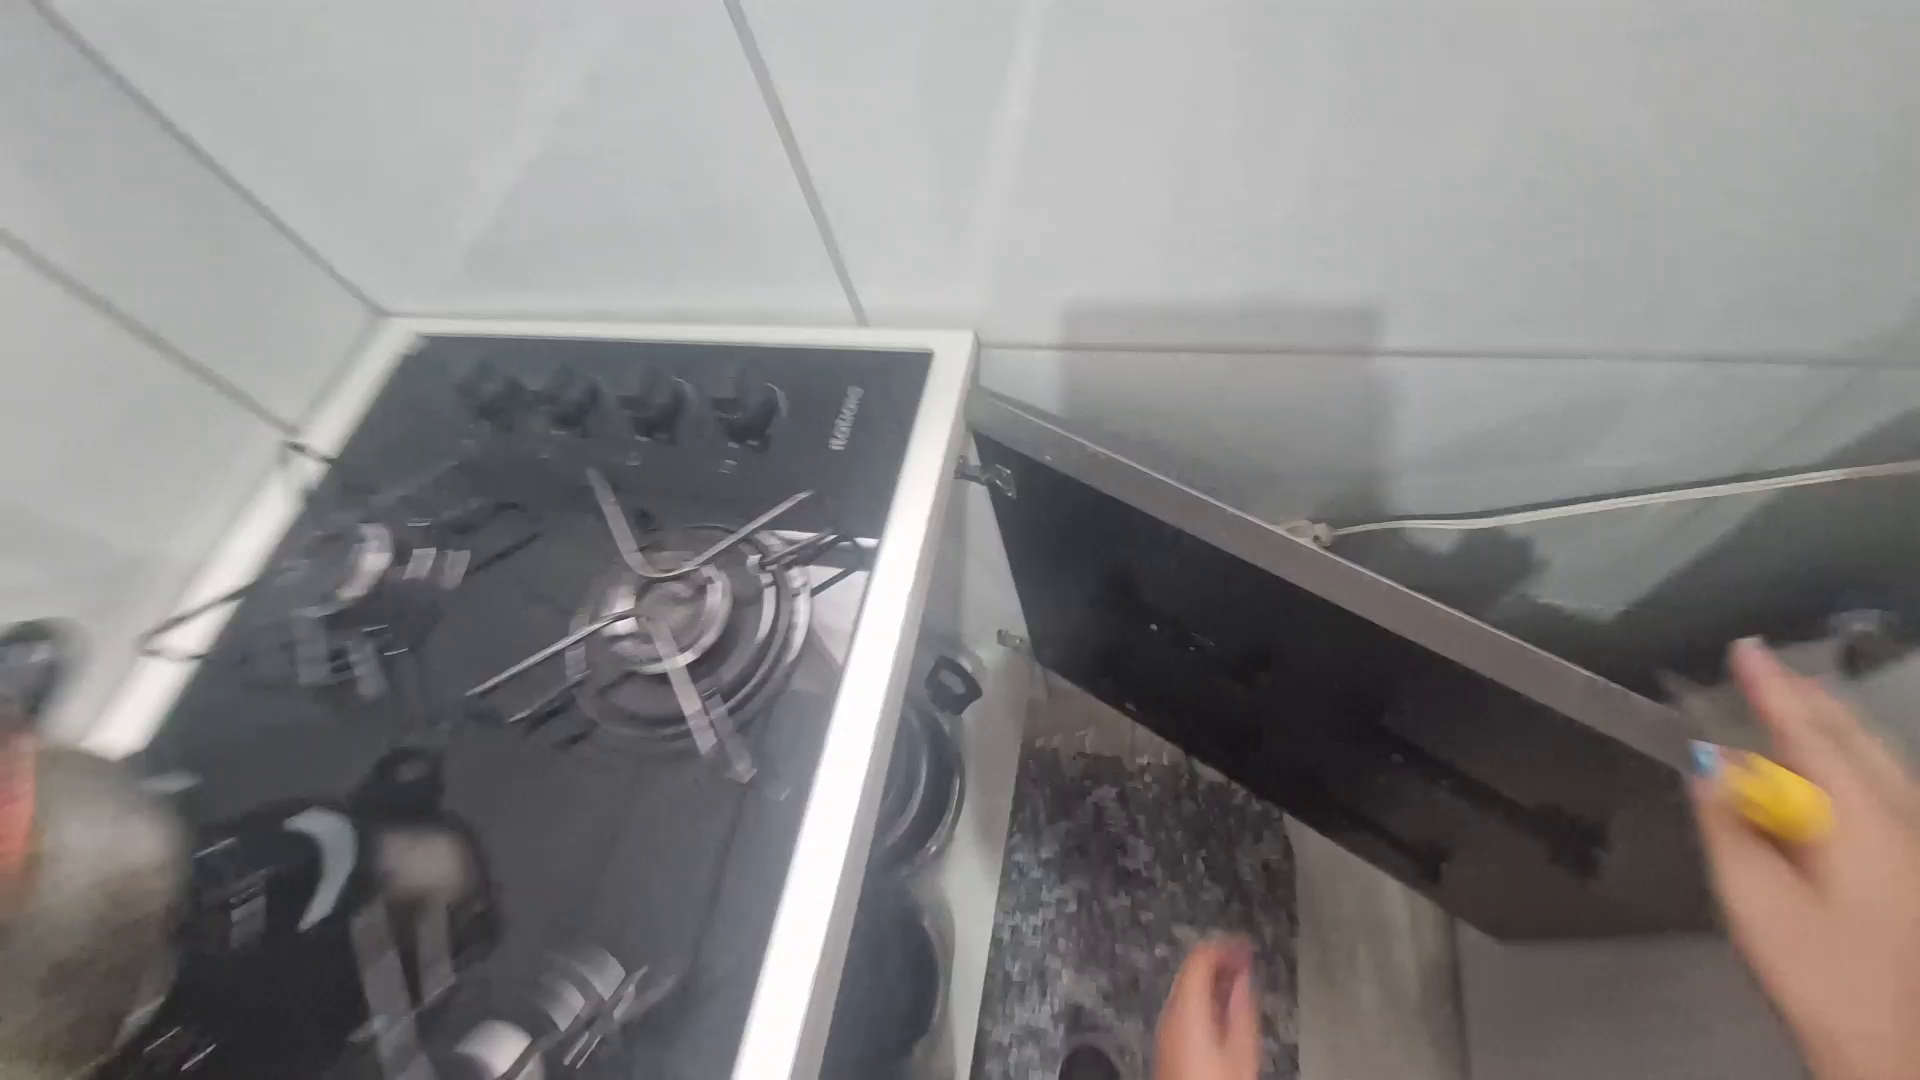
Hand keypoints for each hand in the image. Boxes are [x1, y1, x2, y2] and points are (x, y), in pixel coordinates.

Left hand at [1154, 937, 1260, 1079]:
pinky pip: (1184, 1004)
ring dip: (1212, 978)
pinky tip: (1223, 1007)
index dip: (1223, 944)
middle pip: (1190, 969)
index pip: (1199, 956)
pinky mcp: (1167, 1039)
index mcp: (1186, 1004)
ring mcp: (1165, 1023)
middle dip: (1218, 959)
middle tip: (1246, 959)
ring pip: (1187, 986)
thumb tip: (1243, 973)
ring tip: (1240, 979)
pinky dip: (1203, 995)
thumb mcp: (1241, 1050)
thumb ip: (1241, 1007)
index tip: (1247, 944)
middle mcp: (1170, 1007)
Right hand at [1693, 638, 1919, 1079]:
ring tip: (1797, 696)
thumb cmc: (1821, 971)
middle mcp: (1906, 827)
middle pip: (1859, 746)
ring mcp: (1918, 850)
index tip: (1746, 648)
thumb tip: (1708, 760)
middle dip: (1812, 700)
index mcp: (1861, 826)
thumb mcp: (1755, 898)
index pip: (1810, 738)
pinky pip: (1884, 793)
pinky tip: (1832, 763)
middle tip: (1769, 663)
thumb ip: (1730, 823)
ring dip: (1834, 726)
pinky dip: (1850, 760)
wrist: (1906, 1053)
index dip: (1774, 691)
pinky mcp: (1915, 872)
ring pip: (1881, 767)